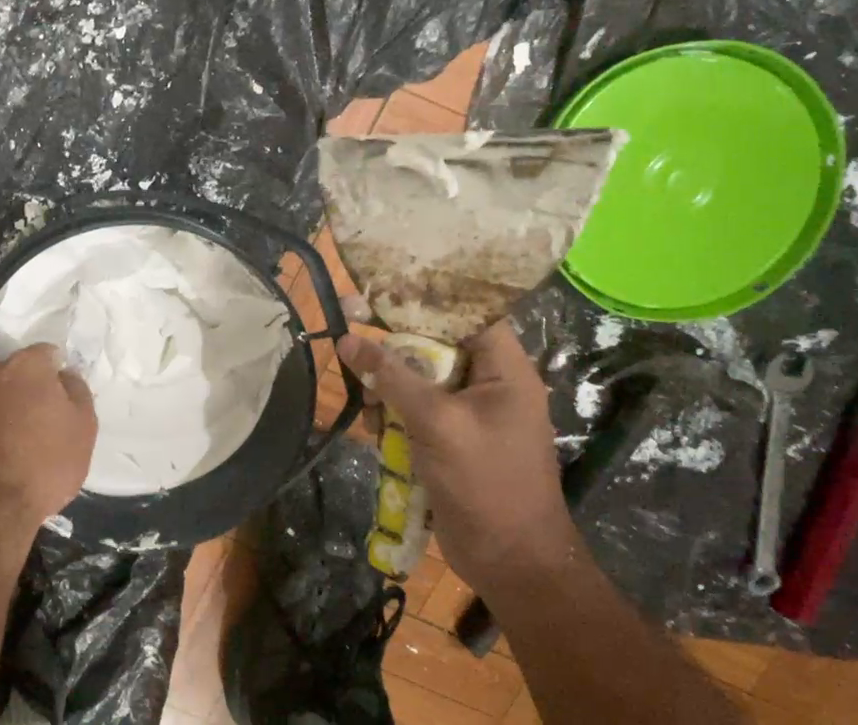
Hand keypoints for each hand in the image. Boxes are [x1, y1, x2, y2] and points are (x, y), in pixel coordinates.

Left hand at [0, 344, 97, 530]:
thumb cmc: (44, 461)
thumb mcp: (83, 427)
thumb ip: (77, 393)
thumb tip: (65, 377)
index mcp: (26, 365)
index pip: (47, 354)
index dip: (60, 373)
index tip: (67, 398)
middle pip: (21, 374)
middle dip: (35, 391)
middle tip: (52, 422)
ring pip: (1, 398)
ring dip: (14, 412)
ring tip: (30, 445)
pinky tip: (8, 457)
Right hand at [336, 321, 580, 592]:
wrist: (511, 561)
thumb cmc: (485, 482)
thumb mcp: (435, 422)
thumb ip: (390, 377)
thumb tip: (346, 338)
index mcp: (505, 372)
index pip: (468, 314)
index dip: (425, 301)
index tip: (378, 295)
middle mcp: (490, 385)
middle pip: (435, 346)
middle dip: (394, 353)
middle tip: (353, 351)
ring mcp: (471, 415)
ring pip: (418, 380)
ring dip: (387, 390)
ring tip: (366, 408)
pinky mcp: (453, 440)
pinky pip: (415, 412)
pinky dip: (392, 417)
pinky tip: (375, 434)